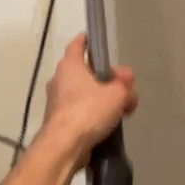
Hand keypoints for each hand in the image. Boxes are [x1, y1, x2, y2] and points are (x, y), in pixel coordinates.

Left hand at [39, 34, 136, 165]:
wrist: (65, 145)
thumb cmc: (88, 111)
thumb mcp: (116, 94)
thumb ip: (124, 83)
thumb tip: (127, 77)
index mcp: (70, 65)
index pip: (77, 45)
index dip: (87, 41)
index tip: (95, 40)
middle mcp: (59, 79)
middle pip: (84, 71)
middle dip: (104, 77)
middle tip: (123, 86)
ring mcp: (56, 100)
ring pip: (82, 92)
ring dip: (100, 97)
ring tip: (121, 109)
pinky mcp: (58, 119)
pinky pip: (79, 110)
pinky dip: (92, 114)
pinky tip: (109, 125)